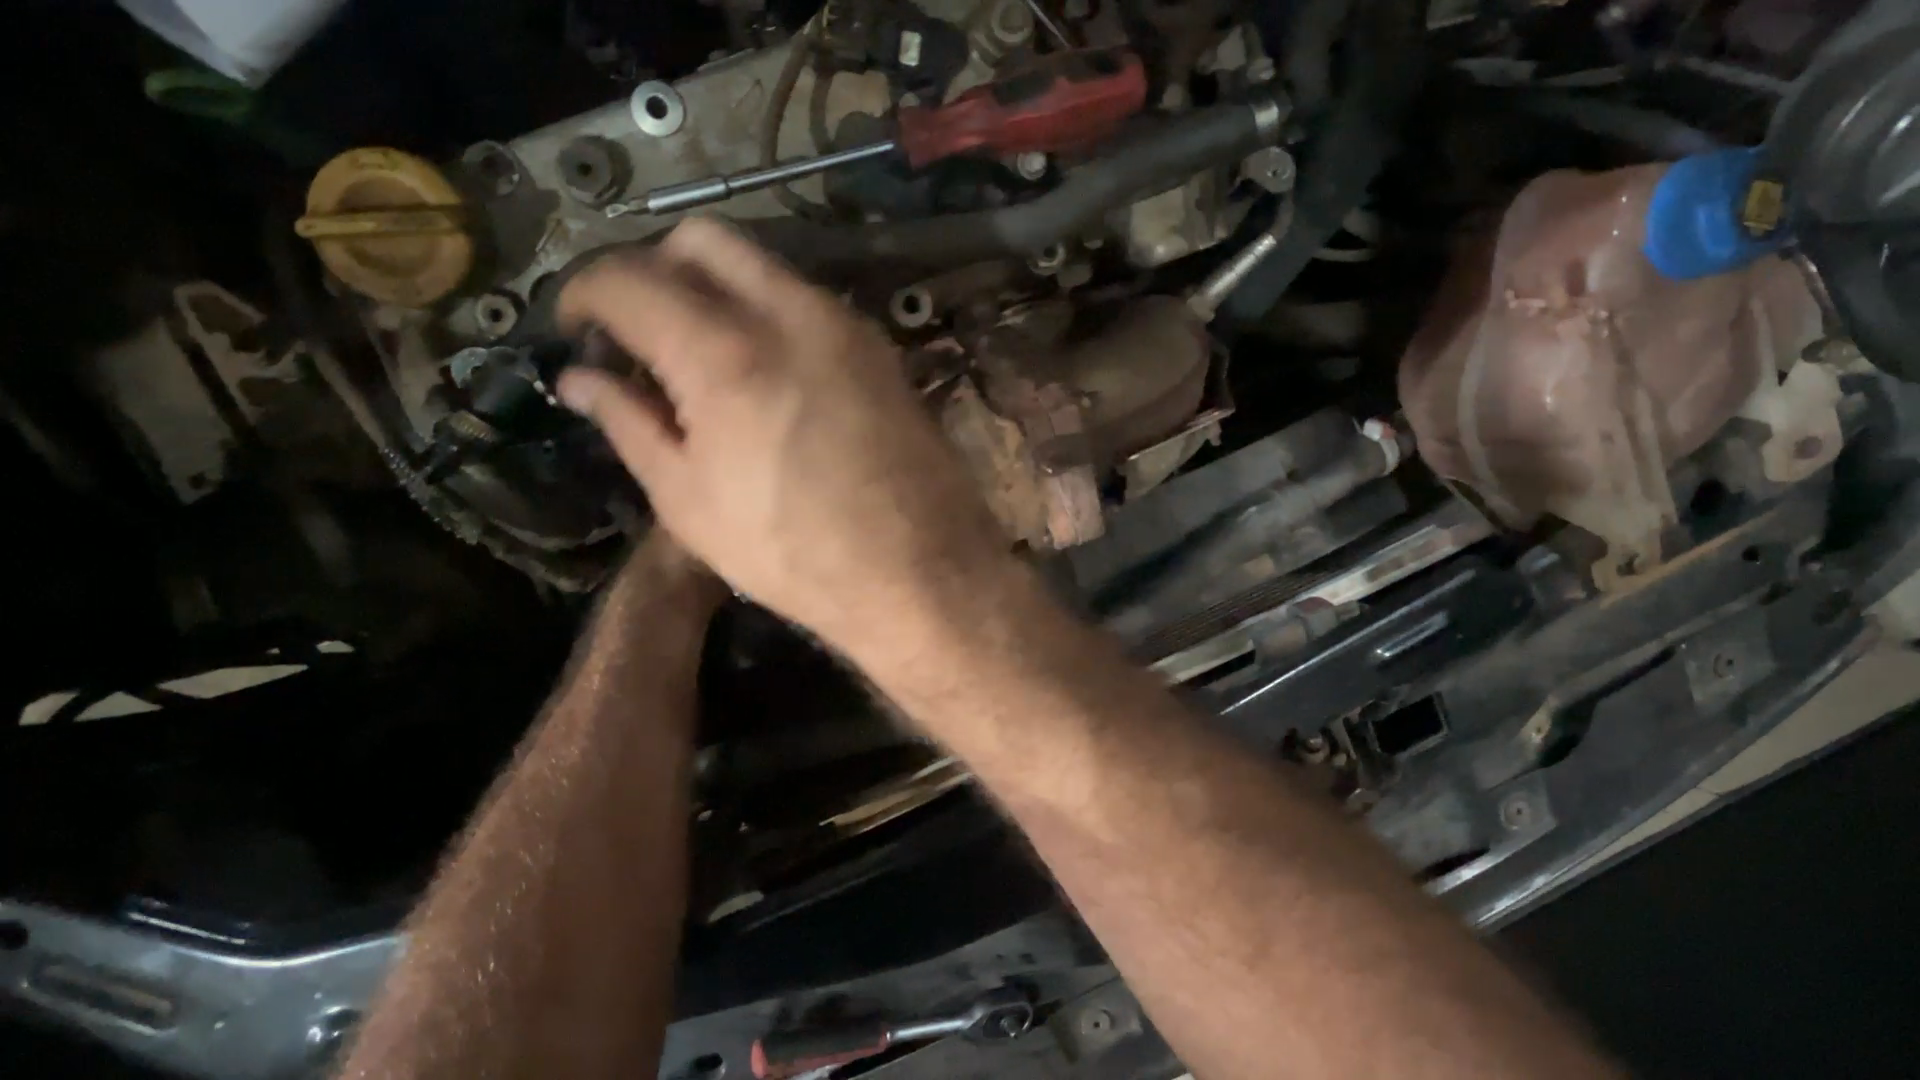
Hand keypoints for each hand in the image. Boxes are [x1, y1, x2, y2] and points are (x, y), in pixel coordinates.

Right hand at [556, 219, 1008, 649]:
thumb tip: (578, 378)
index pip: (628, 278)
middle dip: (651, 268)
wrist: (921, 572)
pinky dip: (762, 309)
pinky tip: (756, 368)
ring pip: (758, 263)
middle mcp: (786, 312)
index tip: (574, 327)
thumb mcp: (688, 500)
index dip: (583, 293)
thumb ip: (627, 422)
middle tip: (636, 330)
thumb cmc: (791, 553)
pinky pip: (803, 297)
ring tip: (693, 353)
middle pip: (699, 241)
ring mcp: (842, 322)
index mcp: (723, 352)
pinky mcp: (877, 344)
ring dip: (711, 287)